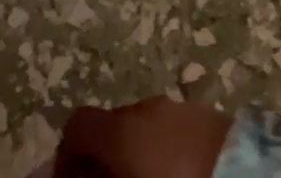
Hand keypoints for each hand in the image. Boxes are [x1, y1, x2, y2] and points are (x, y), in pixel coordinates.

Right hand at [54, 98, 234, 177]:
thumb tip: (79, 177)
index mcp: (123, 129)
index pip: (78, 126)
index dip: (66, 156)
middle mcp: (148, 109)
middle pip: (113, 126)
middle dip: (106, 158)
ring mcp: (184, 109)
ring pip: (148, 128)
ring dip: (139, 154)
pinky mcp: (214, 117)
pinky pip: (177, 131)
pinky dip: (168, 151)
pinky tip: (180, 176)